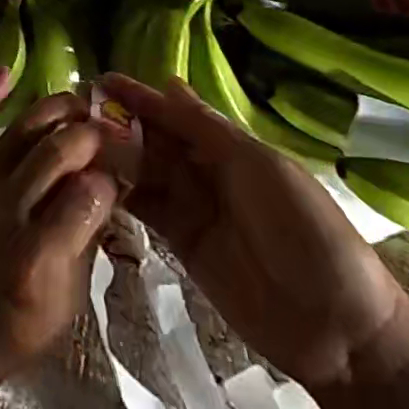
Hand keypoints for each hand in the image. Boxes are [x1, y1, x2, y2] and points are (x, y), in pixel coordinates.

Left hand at [0, 70, 116, 408]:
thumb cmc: (21, 318)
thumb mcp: (71, 295)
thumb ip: (90, 235)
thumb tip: (111, 182)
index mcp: (39, 253)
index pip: (87, 195)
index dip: (112, 176)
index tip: (124, 169)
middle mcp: (7, 209)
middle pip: (57, 151)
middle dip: (91, 135)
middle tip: (110, 131)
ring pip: (25, 128)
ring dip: (58, 109)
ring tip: (81, 105)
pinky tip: (8, 70)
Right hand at [99, 73, 408, 391]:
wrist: (338, 327)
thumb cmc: (305, 230)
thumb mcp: (260, 168)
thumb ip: (208, 130)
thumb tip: (169, 82)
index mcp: (228, 146)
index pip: (174, 114)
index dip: (139, 98)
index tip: (99, 81)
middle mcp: (205, 171)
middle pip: (154, 141)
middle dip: (118, 125)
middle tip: (71, 114)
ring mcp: (192, 209)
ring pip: (144, 173)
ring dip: (112, 158)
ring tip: (70, 144)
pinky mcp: (181, 245)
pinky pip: (146, 211)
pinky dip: (120, 195)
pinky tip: (89, 184)